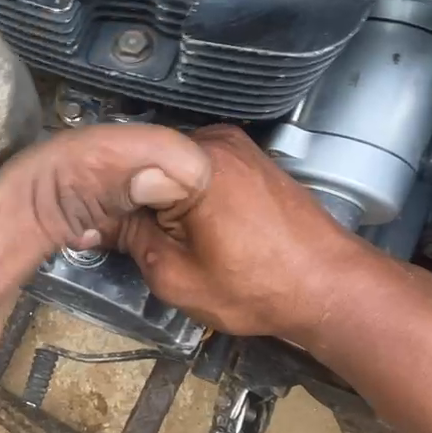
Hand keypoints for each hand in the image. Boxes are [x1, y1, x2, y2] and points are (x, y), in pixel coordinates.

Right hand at [118, 125, 388, 340]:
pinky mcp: (249, 159)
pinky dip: (182, 190)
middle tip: (121, 231)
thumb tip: (98, 223)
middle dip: (129, 193)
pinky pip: (196, 167)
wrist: (334, 290)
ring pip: (168, 163)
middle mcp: (217, 142)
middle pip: (145, 159)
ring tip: (154, 229)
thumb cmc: (263, 288)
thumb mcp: (175, 276)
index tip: (97, 224)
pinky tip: (184, 222)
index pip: (121, 166)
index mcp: (196, 164)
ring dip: (156, 192)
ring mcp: (237, 147)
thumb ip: (129, 240)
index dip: (104, 197)